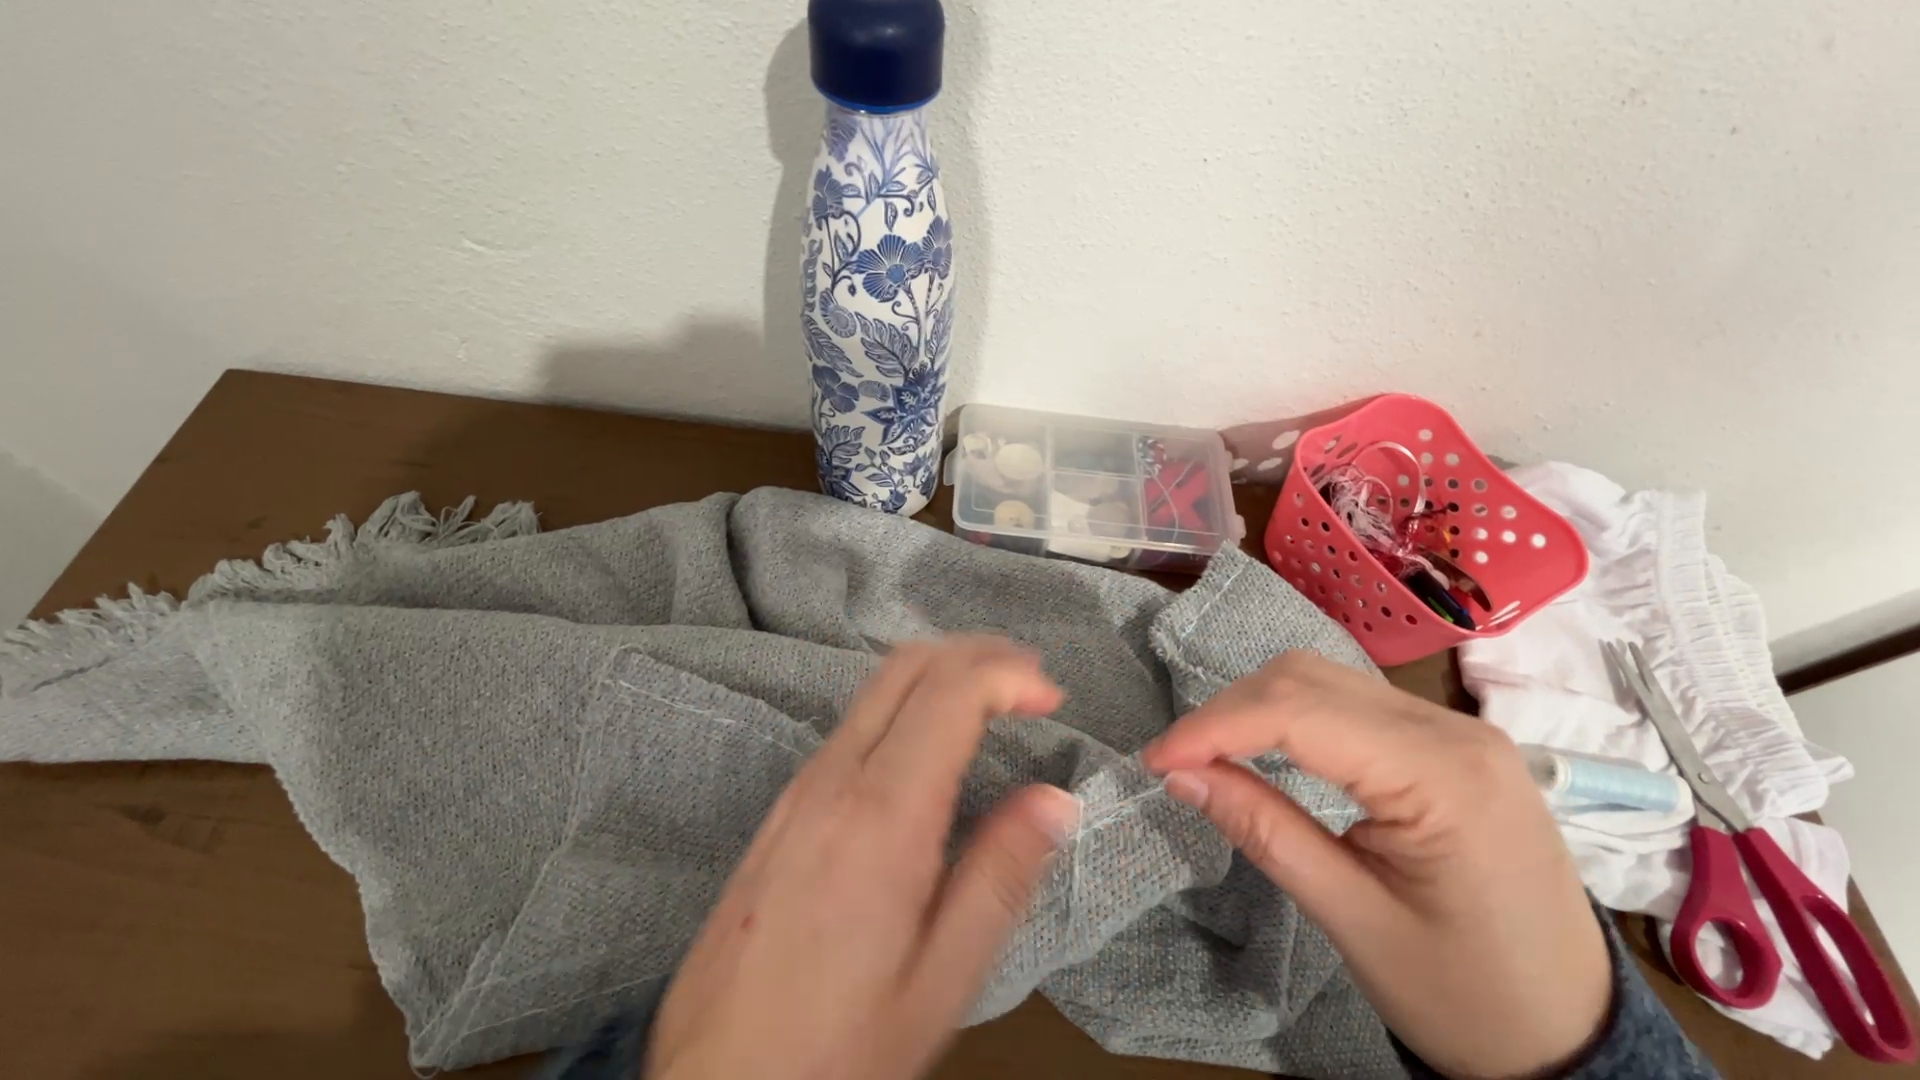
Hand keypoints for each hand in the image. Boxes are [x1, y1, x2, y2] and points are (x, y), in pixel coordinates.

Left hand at [647, 638, 1079, 1079]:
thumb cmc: (836, 1044)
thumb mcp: (942, 977)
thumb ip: (1001, 876)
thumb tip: (1055, 801)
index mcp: (882, 816)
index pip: (950, 692)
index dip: (1010, 674)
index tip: (1051, 697)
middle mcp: (832, 782)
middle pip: (907, 665)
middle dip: (977, 652)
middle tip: (1028, 678)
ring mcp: (799, 791)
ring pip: (875, 689)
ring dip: (940, 675)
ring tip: (992, 701)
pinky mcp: (782, 810)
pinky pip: (851, 725)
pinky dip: (904, 706)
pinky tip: (929, 745)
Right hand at [1142, 651, 1610, 1079]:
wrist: (1570, 1036)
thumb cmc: (1464, 995)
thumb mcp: (1352, 919)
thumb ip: (1264, 831)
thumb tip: (1181, 775)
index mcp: (1443, 774)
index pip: (1299, 712)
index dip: (1213, 727)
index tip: (1155, 762)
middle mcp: (1454, 730)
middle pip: (1309, 679)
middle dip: (1229, 712)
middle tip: (1177, 764)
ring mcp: (1458, 730)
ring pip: (1326, 680)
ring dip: (1255, 709)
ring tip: (1208, 757)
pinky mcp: (1450, 744)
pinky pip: (1352, 703)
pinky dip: (1291, 717)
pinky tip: (1263, 748)